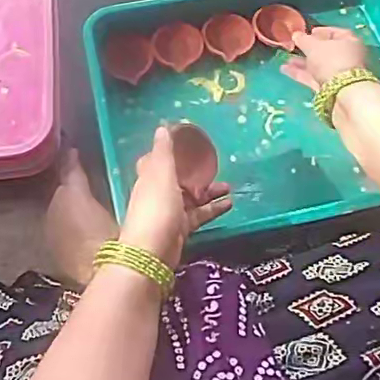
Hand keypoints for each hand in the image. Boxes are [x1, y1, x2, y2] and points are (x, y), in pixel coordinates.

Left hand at [119, 126, 231, 267]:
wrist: (152, 253)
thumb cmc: (156, 208)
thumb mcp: (161, 174)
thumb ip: (164, 152)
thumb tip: (162, 127)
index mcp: (150, 177)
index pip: (156, 160)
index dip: (168, 152)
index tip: (187, 145)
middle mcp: (158, 193)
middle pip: (177, 179)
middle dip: (195, 173)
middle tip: (214, 167)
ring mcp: (169, 212)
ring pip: (190, 197)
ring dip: (208, 191)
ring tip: (229, 186)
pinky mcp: (180, 229)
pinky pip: (198, 214)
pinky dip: (212, 208)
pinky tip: (230, 204)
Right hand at [280, 26, 368, 90]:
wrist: (342, 92)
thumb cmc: (331, 60)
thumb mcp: (313, 46)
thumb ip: (303, 40)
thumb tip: (296, 35)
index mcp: (349, 41)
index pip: (336, 33)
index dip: (322, 31)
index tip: (309, 32)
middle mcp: (347, 57)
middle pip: (327, 51)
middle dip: (309, 49)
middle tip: (295, 46)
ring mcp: (339, 73)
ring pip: (319, 65)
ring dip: (303, 62)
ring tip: (286, 60)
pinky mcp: (330, 87)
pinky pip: (314, 77)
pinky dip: (301, 73)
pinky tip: (285, 70)